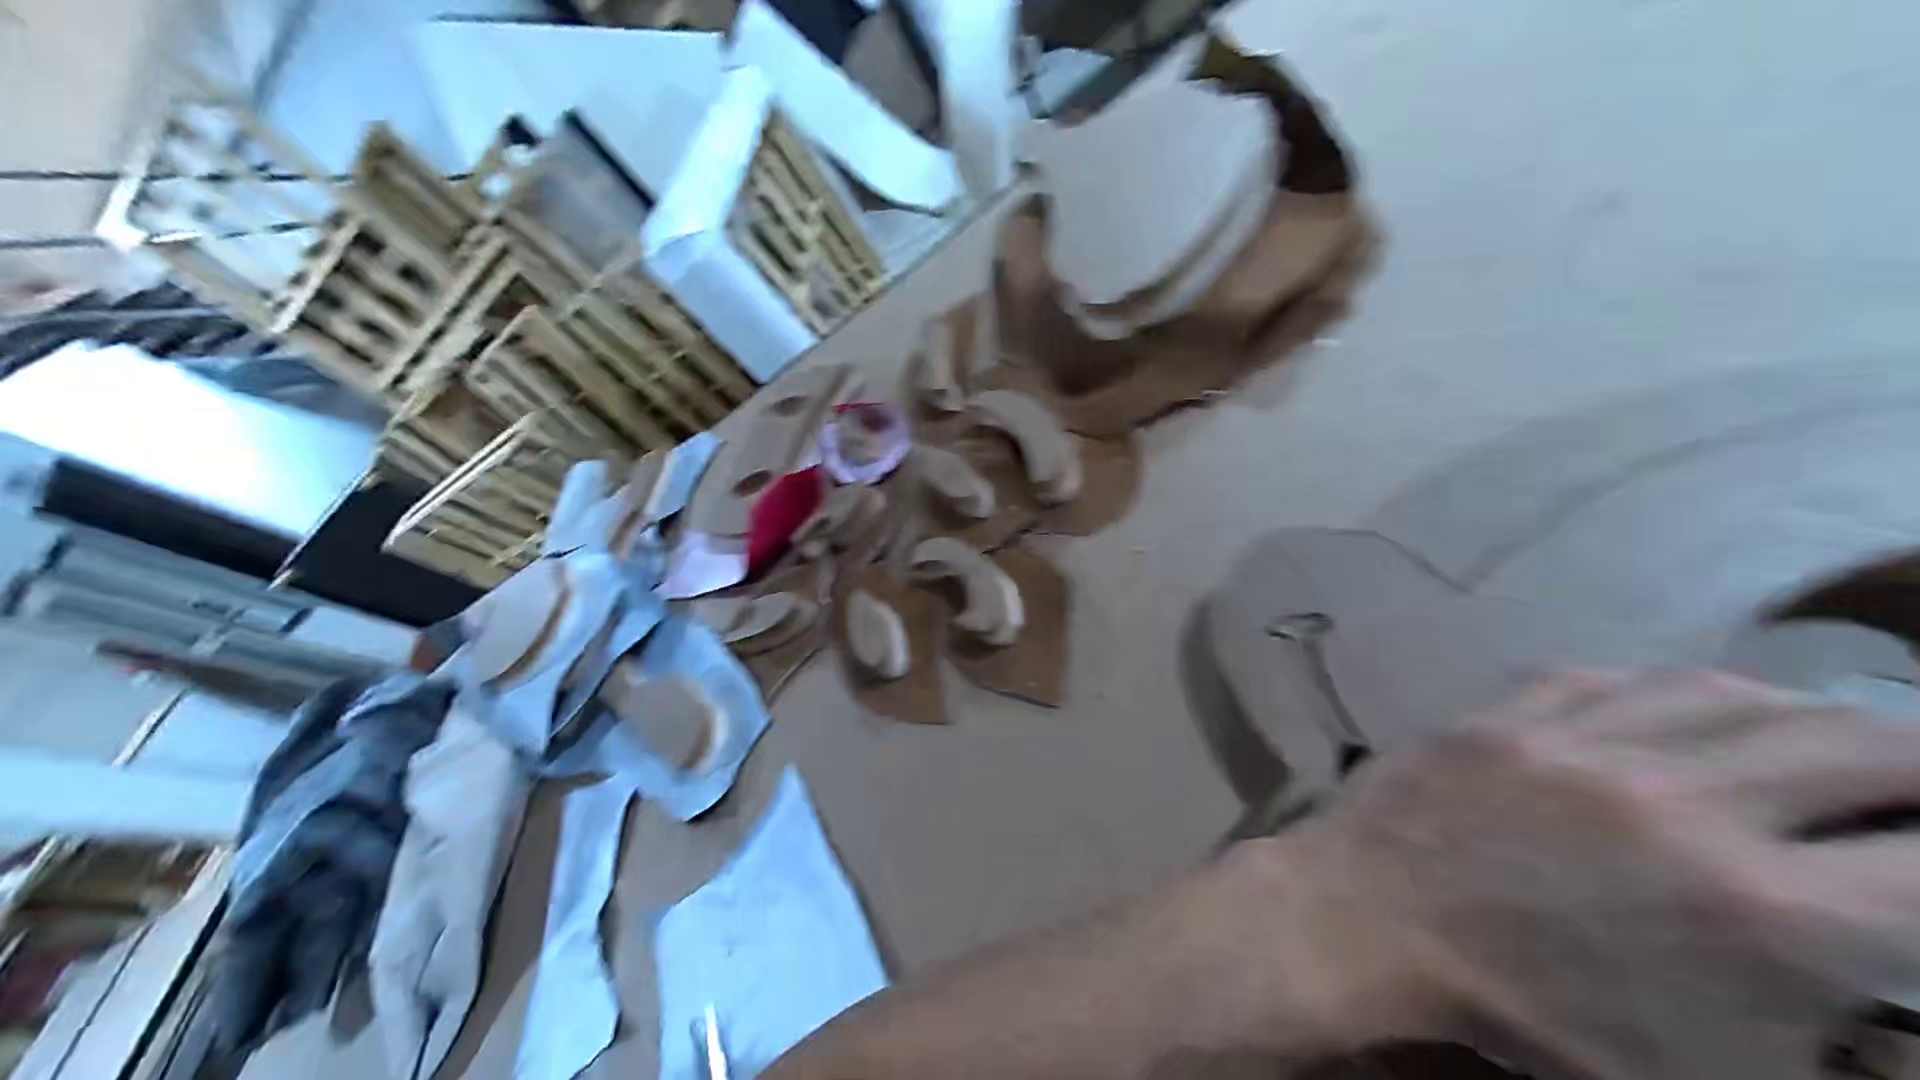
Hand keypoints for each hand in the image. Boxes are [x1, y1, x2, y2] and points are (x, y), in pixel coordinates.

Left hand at [1233, 672, 1919, 1078]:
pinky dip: (1653, 690)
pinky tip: (1664, 709)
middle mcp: (1679, 800)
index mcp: (1764, 909)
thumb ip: (1841, 1049)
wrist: (1367, 920)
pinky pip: (1598, 677)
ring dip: (1790, 709)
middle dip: (1912, 761)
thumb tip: (1879, 992)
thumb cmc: (1527, 1014)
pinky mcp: (1497, 714)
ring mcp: (1573, 741)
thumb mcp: (1715, 1075)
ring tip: (1806, 734)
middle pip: (1860, 742)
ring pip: (1723, 690)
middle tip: (1906, 784)